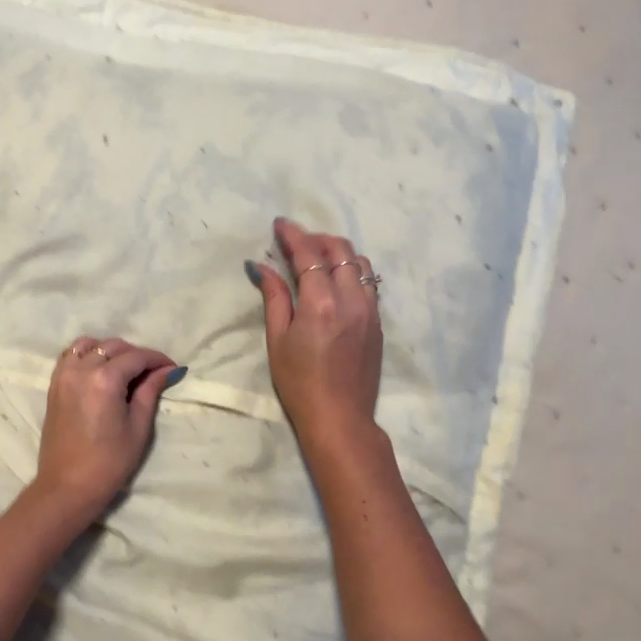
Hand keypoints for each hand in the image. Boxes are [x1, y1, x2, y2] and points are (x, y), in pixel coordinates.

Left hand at [32, 337, 183, 515]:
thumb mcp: (138, 427)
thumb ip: (150, 392)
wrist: (68, 485)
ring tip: (125, 370)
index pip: (136, 356)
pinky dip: (87, 355)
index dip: (157, 360)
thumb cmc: (109, 462)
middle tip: (152, 374)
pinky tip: (100, 370)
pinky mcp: (54, 385)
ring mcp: (63, 375)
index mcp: (104, 379)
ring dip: (109, 351)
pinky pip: (70, 356)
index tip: (172, 368)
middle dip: (136, 355)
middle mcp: (80, 369)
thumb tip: (166, 370)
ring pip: (89, 345)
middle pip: (113, 347)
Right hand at [248, 218, 383, 442]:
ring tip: (316, 256)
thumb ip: (274, 298)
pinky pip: (368, 282)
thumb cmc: (299, 382)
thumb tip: (263, 266)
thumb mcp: (278, 339)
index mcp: (321, 303)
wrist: (340, 416)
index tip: (280, 224)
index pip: (308, 255)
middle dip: (316, 238)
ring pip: (359, 263)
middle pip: (339, 250)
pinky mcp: (378, 321)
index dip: (293, 235)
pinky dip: (351, 270)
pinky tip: (336, 278)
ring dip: (337, 252)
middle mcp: (351, 299)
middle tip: (296, 241)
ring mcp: (370, 309)